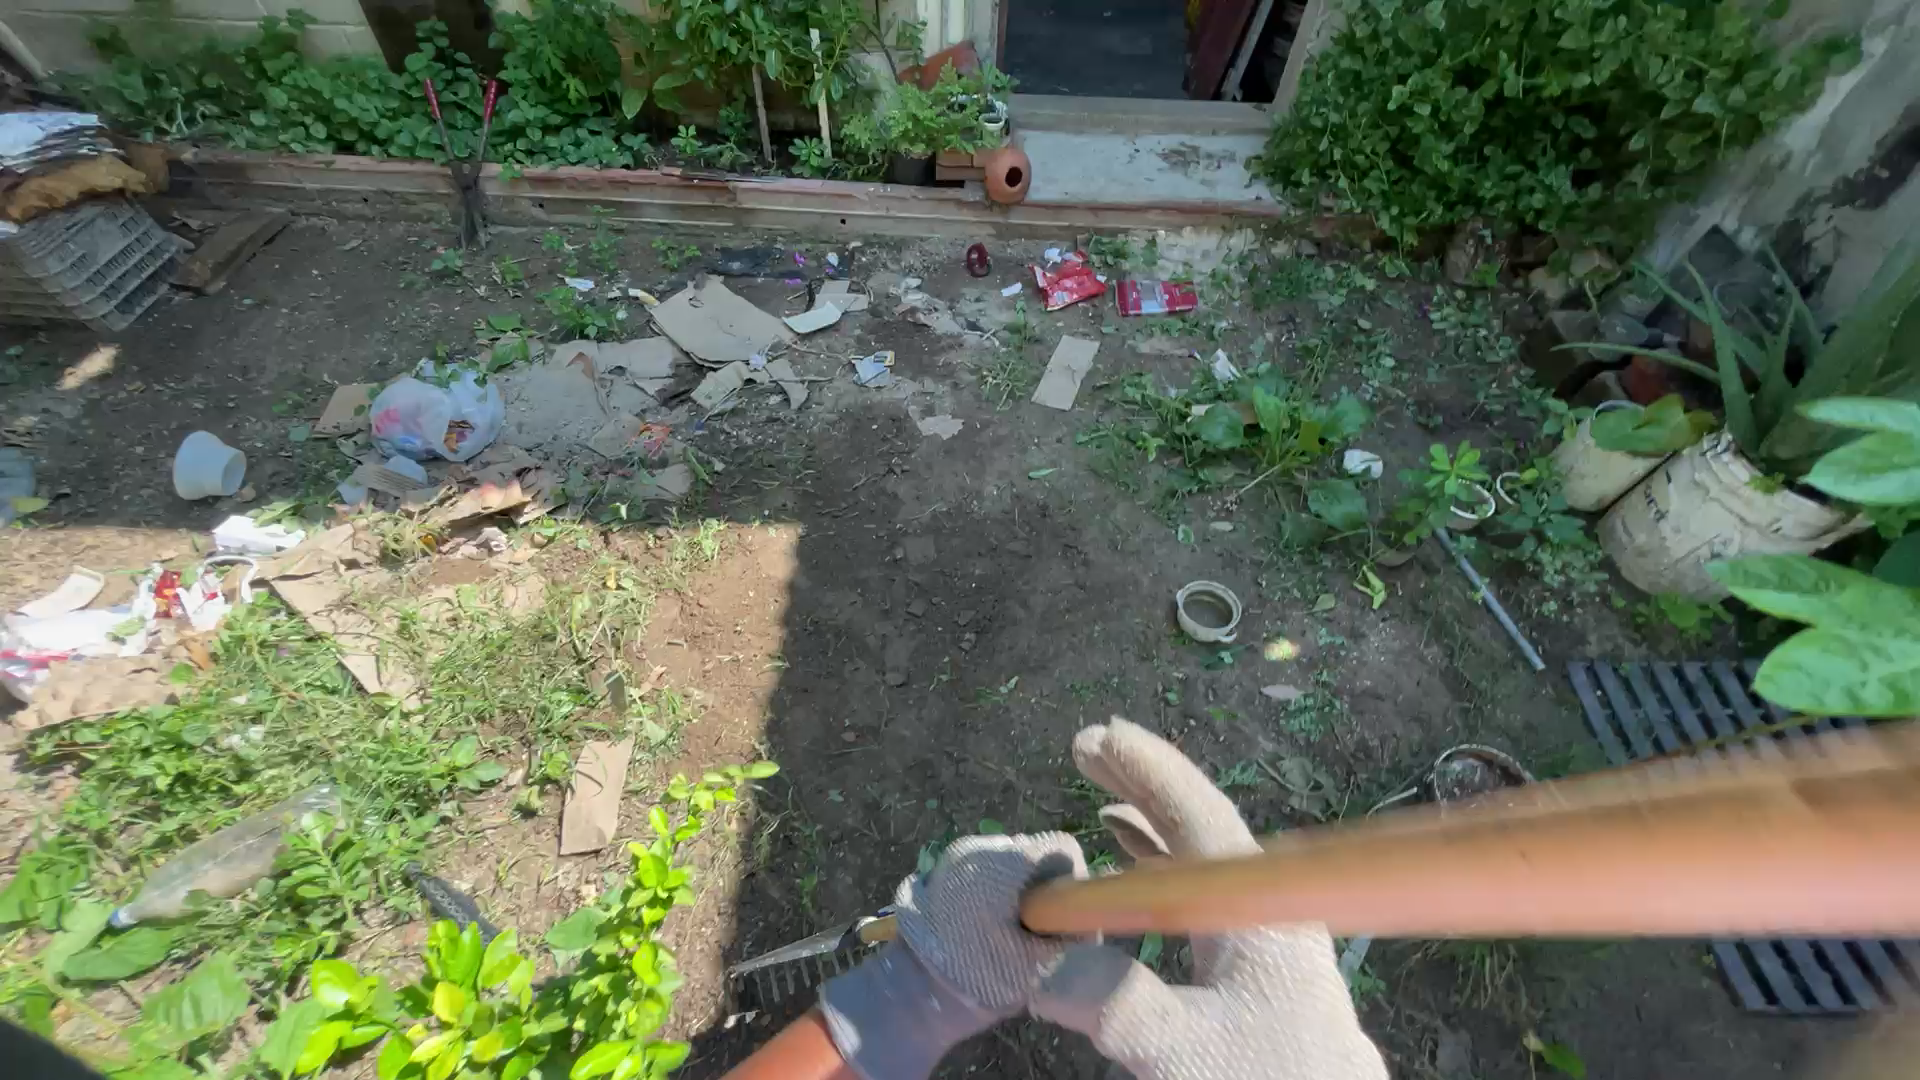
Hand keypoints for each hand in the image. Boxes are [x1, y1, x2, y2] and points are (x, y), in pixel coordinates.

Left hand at [818, 832, 1085, 1079]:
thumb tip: (1088, 921)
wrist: (913, 989)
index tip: (1067, 912)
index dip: (1071, 879)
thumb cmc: (978, 975)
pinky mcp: (945, 867)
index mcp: (1007, 862)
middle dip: (1043, 884)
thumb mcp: (1036, 964)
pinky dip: (994, 887)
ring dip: (1017, 885)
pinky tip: (987, 921)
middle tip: (1041, 924)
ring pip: (1008, 859)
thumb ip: (1068, 935)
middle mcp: (983, 846)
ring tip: (1012, 926)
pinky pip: (985, 868)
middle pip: (1033, 853)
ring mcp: (960, 854)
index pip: (1060, 849)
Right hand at [1033, 719, 1386, 1079]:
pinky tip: (1122, 845)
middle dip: (1140, 778)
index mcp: (1255, 905)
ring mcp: (1252, 922)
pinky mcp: (1244, 949)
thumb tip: (1047, 968)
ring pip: (1192, 845)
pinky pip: (1190, 878)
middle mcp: (1257, 899)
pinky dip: (1151, 853)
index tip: (1103, 735)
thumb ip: (1121, 1007)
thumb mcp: (1190, 1054)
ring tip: (1096, 782)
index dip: (1149, 770)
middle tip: (1086, 745)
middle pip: (1195, 818)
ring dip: (1143, 810)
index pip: (1198, 814)